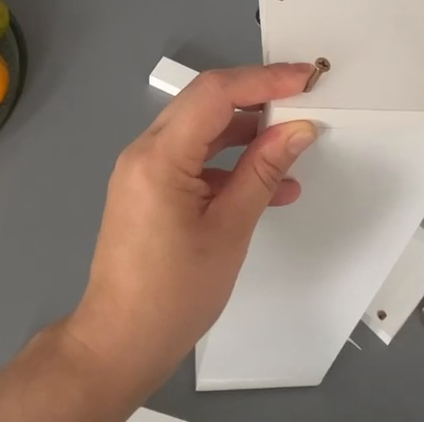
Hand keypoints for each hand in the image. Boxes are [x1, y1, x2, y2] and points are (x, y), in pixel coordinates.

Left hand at [63, 64, 318, 395]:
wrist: (119, 344)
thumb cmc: (173, 293)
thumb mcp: (230, 229)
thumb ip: (265, 171)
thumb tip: (298, 130)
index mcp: (159, 156)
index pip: (215, 93)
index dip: (263, 80)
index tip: (304, 80)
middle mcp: (144, 151)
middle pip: (205, 102)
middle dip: (256, 96)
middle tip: (301, 99)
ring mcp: (143, 168)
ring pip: (200, 128)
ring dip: (245, 131)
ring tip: (291, 143)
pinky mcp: (148, 187)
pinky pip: (192, 156)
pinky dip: (228, 161)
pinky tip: (266, 184)